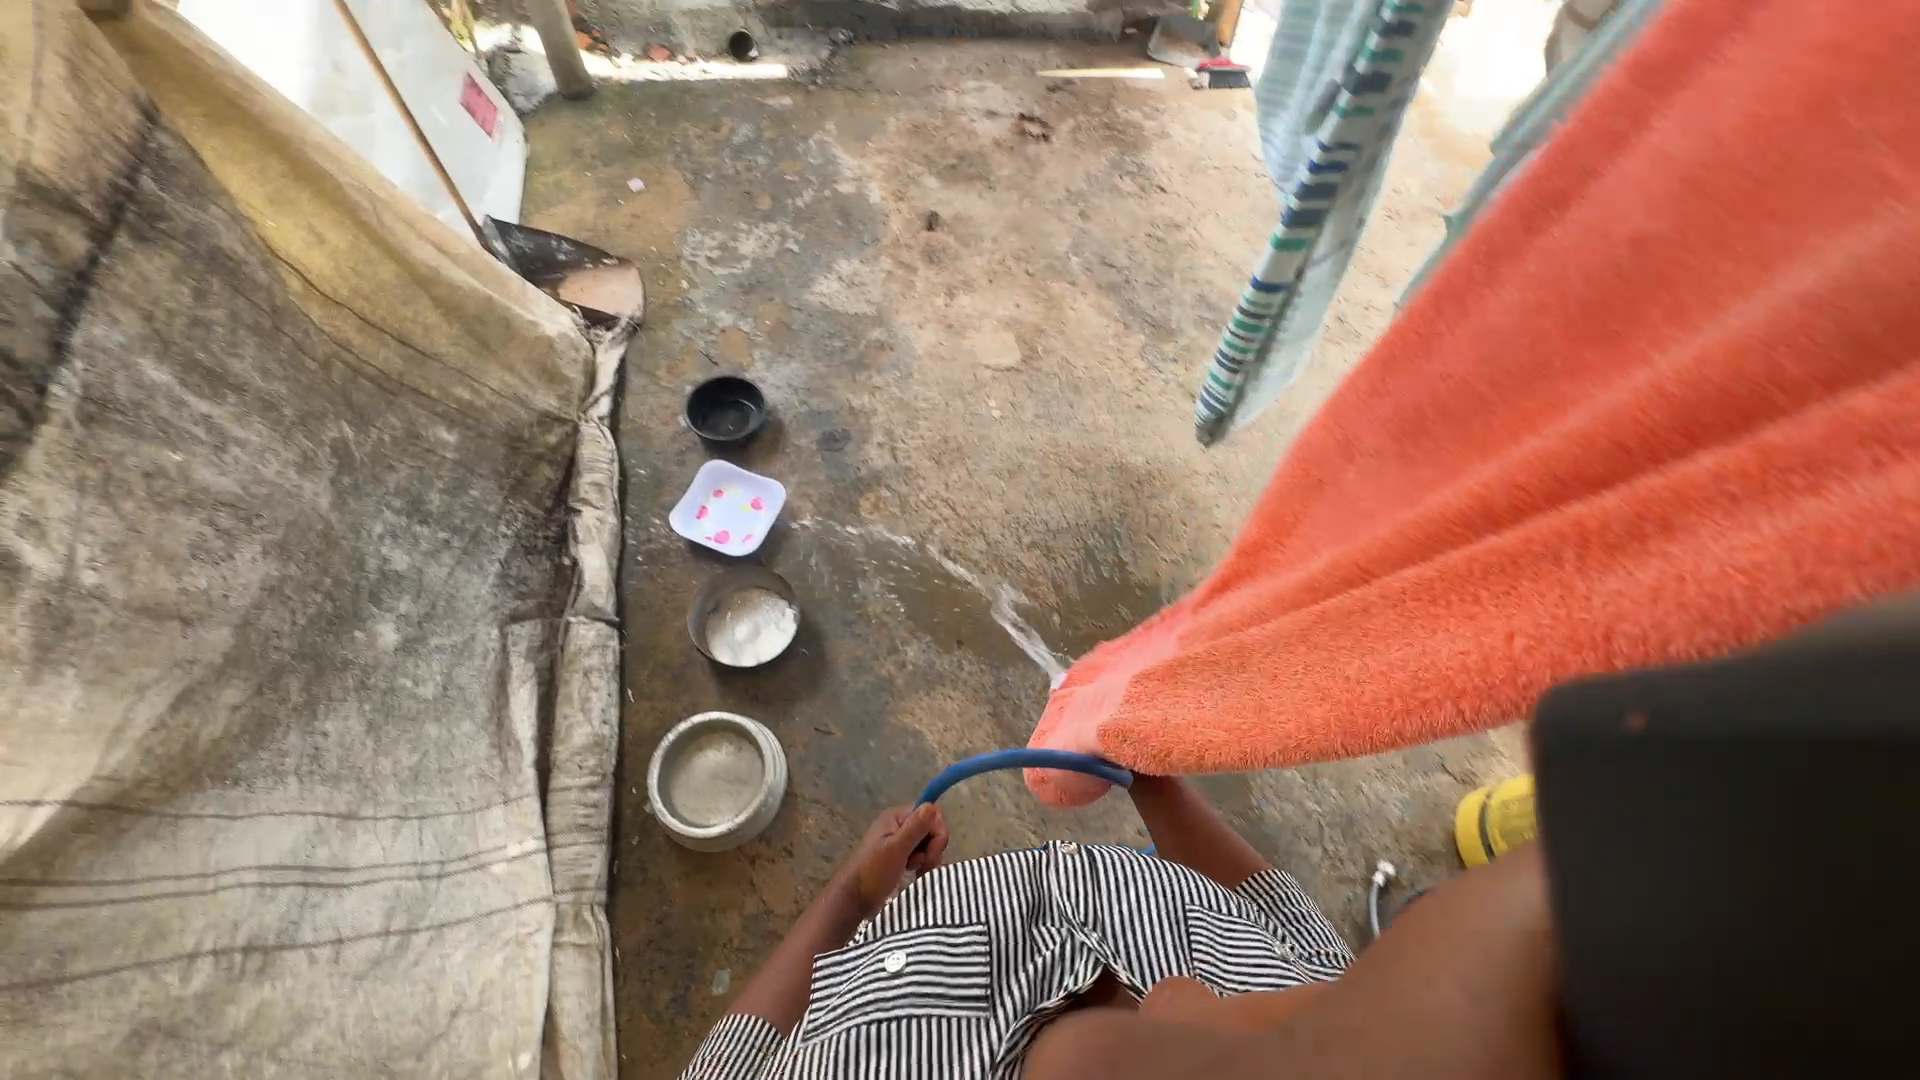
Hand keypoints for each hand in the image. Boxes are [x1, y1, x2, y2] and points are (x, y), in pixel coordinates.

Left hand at [831, 803, 948, 918]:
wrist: (854, 899)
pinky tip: (914, 874)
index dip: (936, 834)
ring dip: (927, 859)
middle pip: (932, 829)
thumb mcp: (895, 849)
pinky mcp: (901, 855)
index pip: (932, 814)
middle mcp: (900, 823)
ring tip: (915, 872)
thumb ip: (915, 828)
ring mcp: (900, 839)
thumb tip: (932, 806)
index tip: (928, 855)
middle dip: (932, 849)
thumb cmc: (873, 873)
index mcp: (897, 816)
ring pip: (929, 843)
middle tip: (921, 866)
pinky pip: (922, 854)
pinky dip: (922, 864)